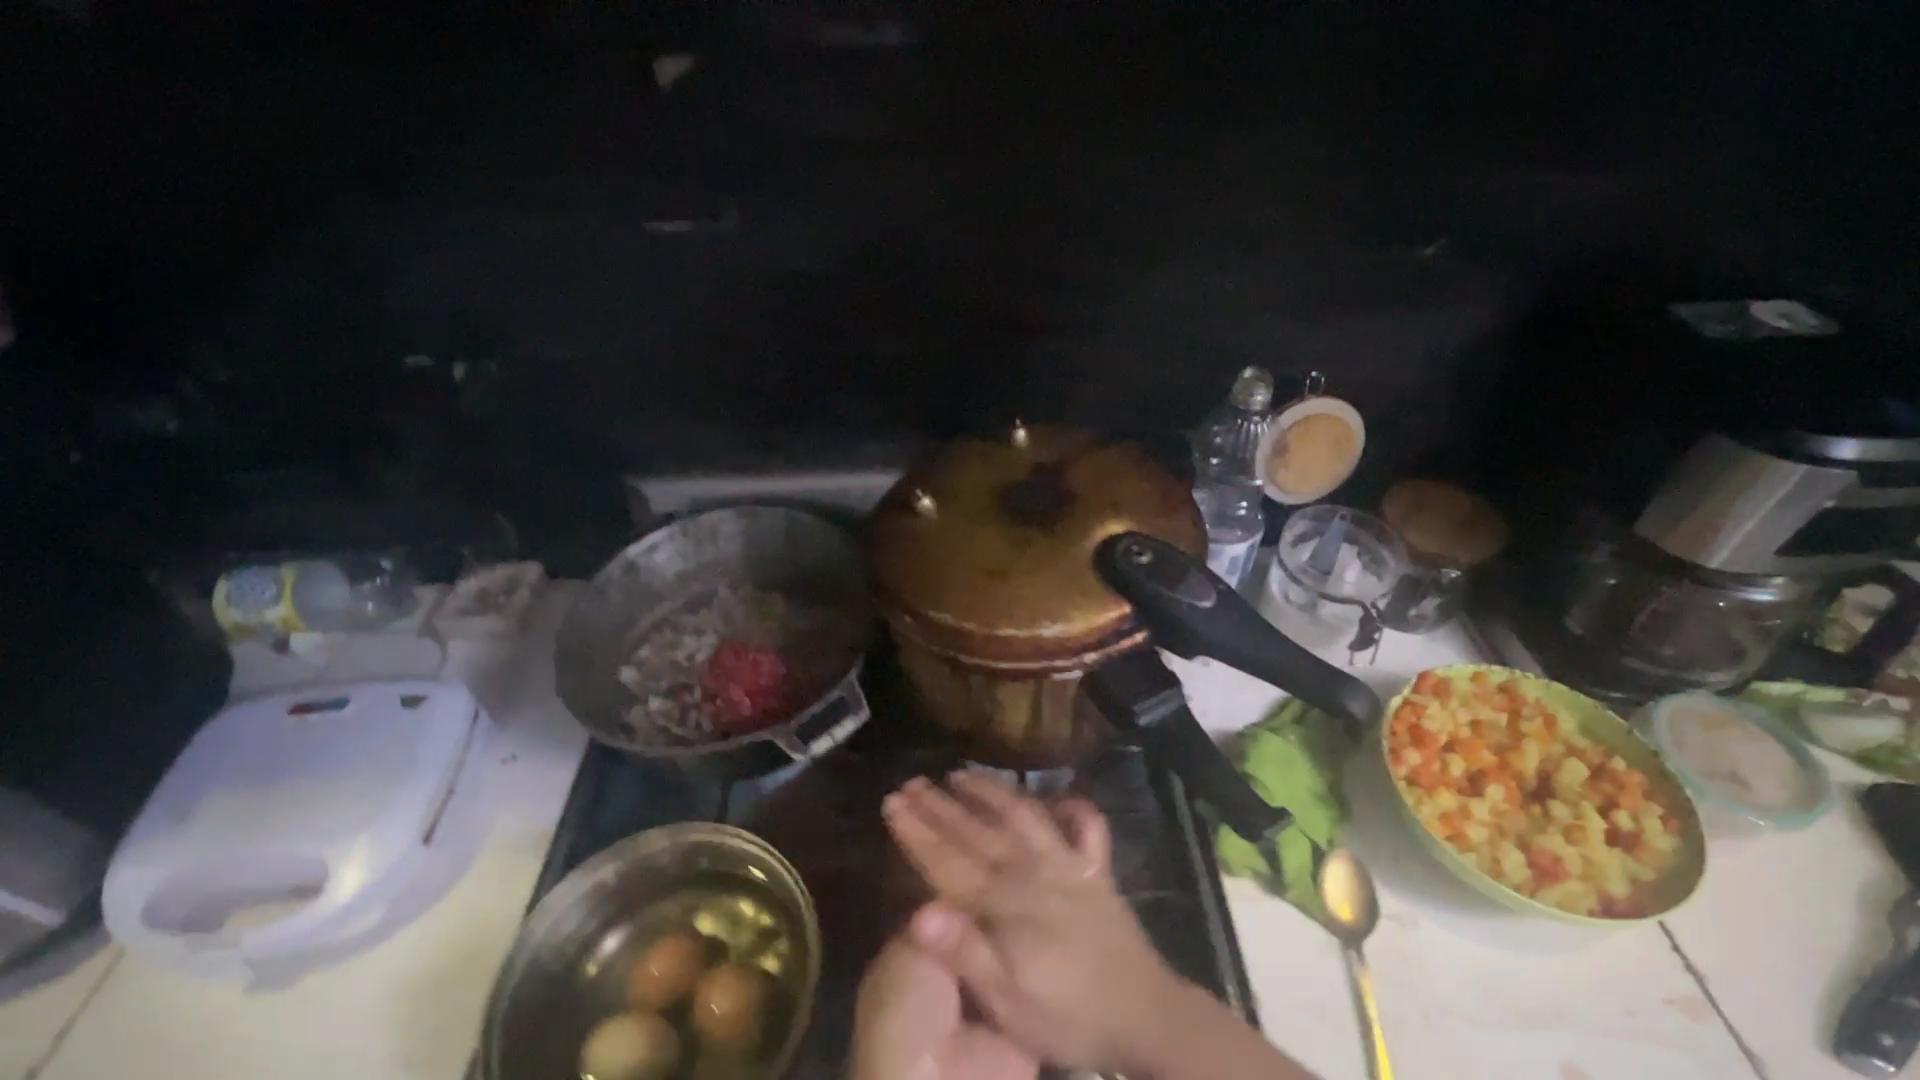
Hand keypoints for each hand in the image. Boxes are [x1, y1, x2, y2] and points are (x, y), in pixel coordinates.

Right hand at [881, 773, 1185, 1073]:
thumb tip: (917, 911)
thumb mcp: (1007, 1001)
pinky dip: (1072, 807)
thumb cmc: (1067, 1015)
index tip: (891, 802)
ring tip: (961, 774)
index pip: (949, 860)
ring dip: (991, 792)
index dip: (917, 831)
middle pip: (978, 832)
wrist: (1145, 1017)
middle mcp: (1033, 872)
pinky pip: (1086, 827)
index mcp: (1005, 904)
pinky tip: (1060, 797)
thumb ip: (964, 951)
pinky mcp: (1097, 872)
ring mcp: (1068, 866)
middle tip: (910, 782)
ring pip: (1023, 816)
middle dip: (940, 806)